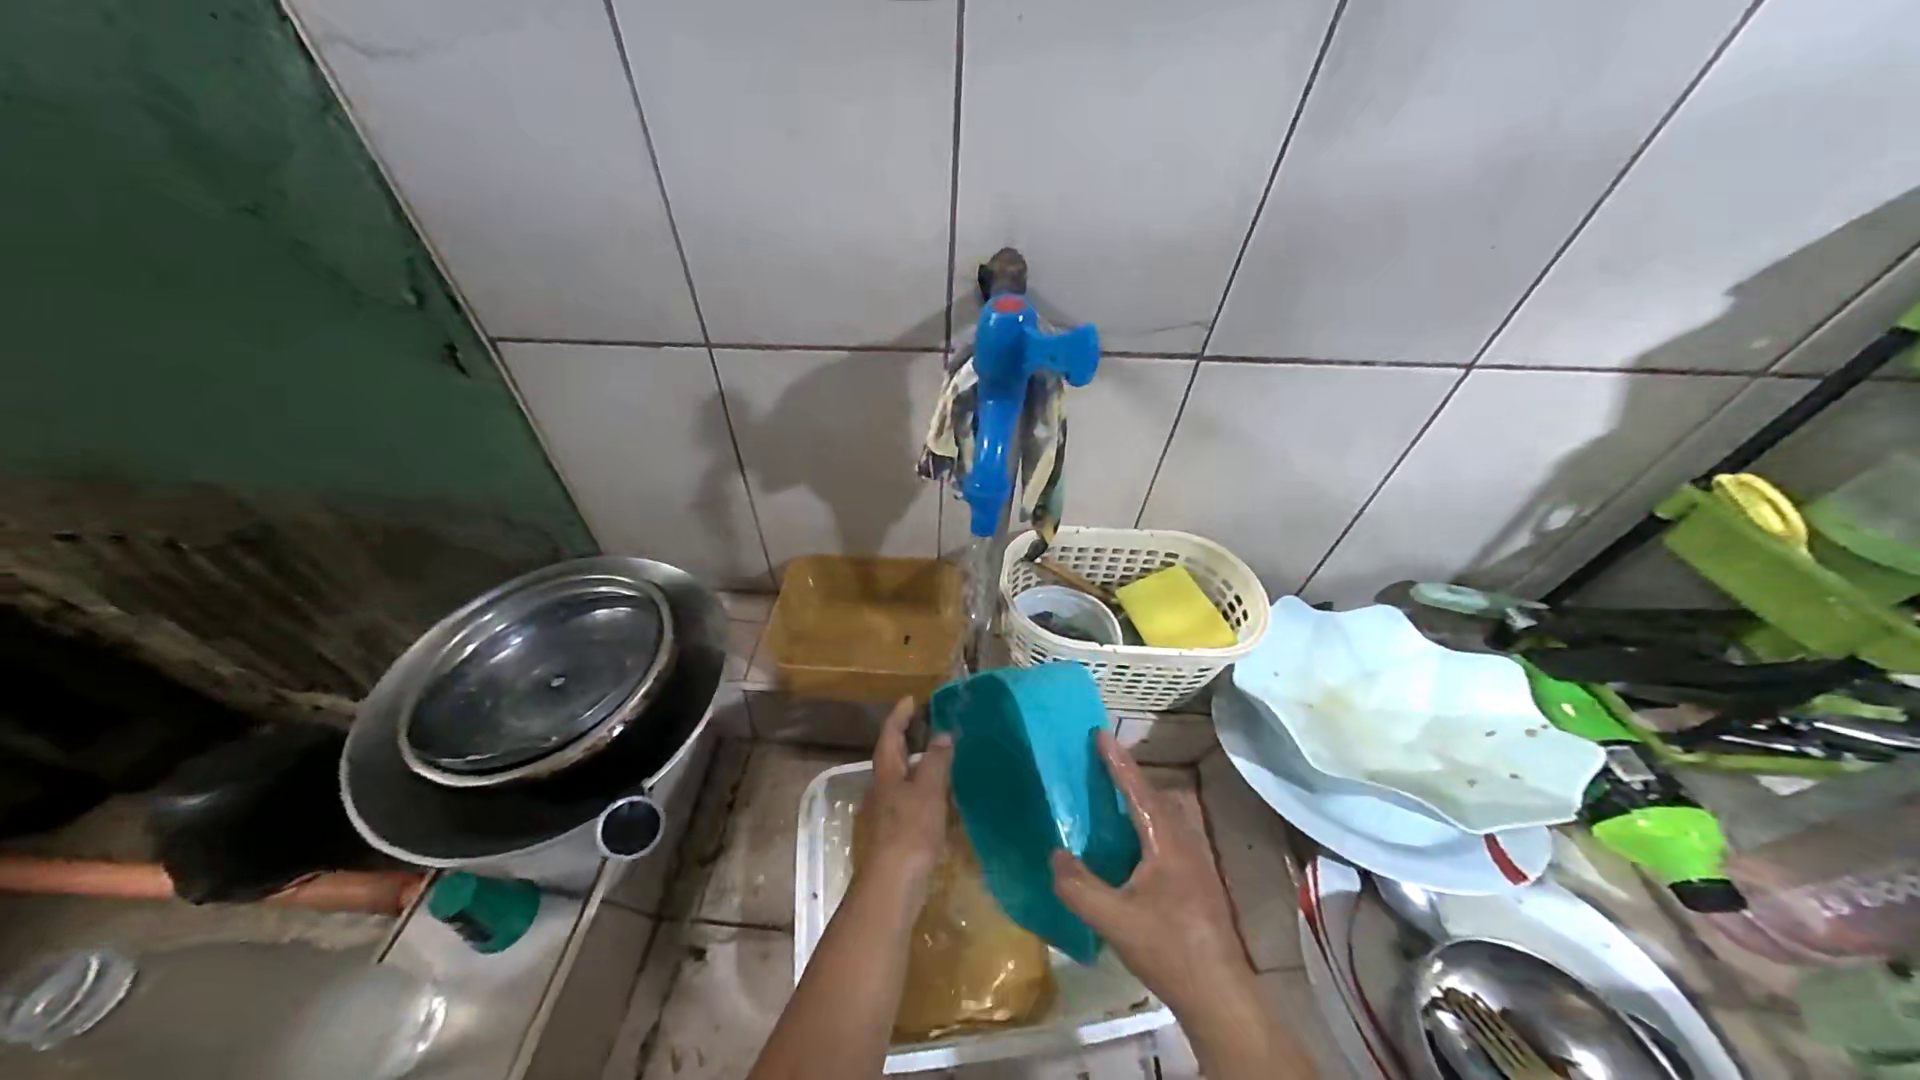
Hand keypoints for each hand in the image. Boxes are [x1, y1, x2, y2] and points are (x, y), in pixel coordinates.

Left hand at [857, 697, 953, 902]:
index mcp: (886, 772)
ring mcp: (887, 811)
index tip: (911, 699)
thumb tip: (943, 734)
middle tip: (928, 722)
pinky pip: (910, 799)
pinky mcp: (896, 831)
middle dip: (908, 737)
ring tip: (941, 754)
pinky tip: (941, 795)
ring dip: (918, 763)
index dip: (900, 715)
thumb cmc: (910, 830)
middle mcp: (882, 787)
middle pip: (893, 755)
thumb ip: (937, 761)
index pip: (890, 734)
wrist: (893, 883)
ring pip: (902, 778)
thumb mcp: (929, 790)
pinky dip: (924, 788)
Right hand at [1050, 730, 1256, 1017]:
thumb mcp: (1113, 921)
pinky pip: (1168, 833)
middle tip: (1100, 761)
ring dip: (1139, 798)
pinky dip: (1146, 821)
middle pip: (1155, 797)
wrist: (1219, 994)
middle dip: (1128, 775)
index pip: (1138, 791)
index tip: (1099, 733)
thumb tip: (1054, 854)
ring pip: (1165, 816)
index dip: (1117, 762)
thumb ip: (1078, 887)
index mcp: (1166, 843)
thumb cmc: (1168, 949)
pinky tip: (1131, 843)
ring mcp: (1196, 862)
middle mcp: (1185, 843)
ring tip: (1112, 796)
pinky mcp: (1197, 880)